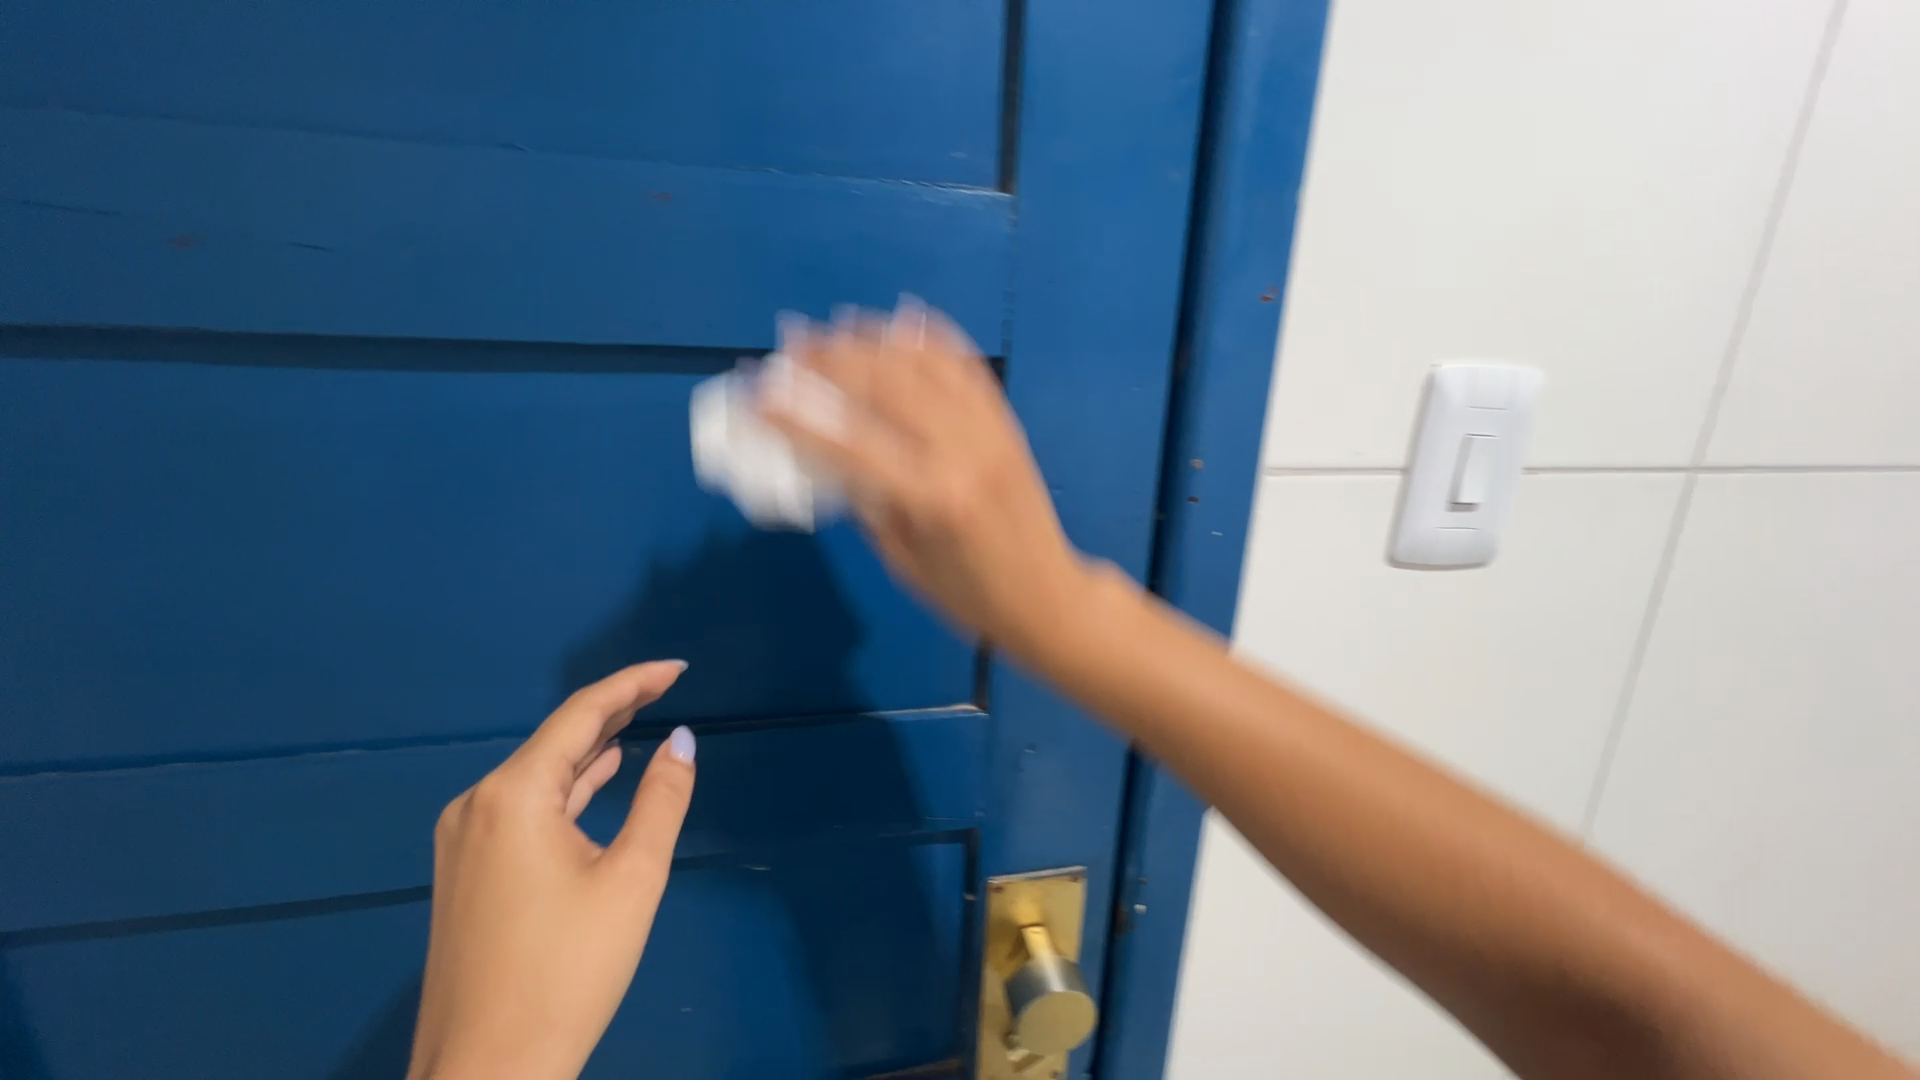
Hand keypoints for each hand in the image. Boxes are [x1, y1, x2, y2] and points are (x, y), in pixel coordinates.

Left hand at [408, 661, 695, 1079]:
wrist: (485, 1075)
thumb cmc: (568, 970)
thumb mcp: (633, 877)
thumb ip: (663, 797)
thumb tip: (682, 738)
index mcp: (513, 795)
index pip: (581, 715)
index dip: (633, 684)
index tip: (678, 669)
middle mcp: (478, 804)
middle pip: (557, 739)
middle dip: (615, 710)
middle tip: (668, 687)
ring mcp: (465, 839)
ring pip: (540, 773)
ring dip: (593, 747)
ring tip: (642, 720)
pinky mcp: (467, 869)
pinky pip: (525, 806)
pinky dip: (570, 786)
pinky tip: (599, 777)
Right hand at [762, 303, 1097, 656]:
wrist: (1047, 597)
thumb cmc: (967, 594)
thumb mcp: (902, 561)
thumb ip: (866, 504)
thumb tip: (828, 455)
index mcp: (930, 499)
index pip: (848, 444)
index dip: (796, 417)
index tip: (758, 392)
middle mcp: (960, 453)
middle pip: (885, 385)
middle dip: (832, 358)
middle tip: (792, 343)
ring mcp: (989, 431)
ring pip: (924, 365)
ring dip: (875, 338)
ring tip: (835, 326)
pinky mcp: (1007, 423)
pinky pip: (966, 367)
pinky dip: (932, 338)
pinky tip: (902, 320)